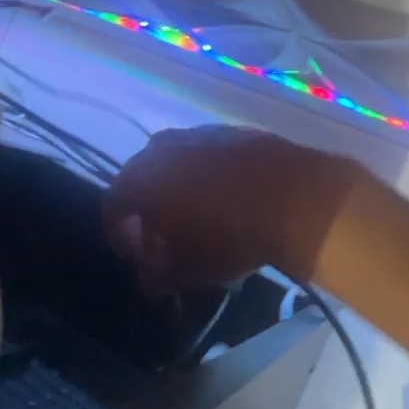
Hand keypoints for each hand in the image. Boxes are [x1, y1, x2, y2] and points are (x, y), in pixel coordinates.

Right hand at [102, 126, 365, 291]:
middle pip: (143, 180)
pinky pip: (206, 156)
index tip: (135, 257)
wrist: (295, 196)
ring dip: (178, 192)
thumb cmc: (230, 237)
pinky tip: (228, 200)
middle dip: (148, 212)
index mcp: (141, 179)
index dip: (119, 235)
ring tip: (198, 221)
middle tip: (164, 240)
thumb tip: (149, 276)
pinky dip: (207, 177)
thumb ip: (158, 275)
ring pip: (175, 165)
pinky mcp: (233, 132)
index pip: (113, 206)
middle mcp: (162, 147)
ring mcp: (198, 134)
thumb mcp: (188, 270)